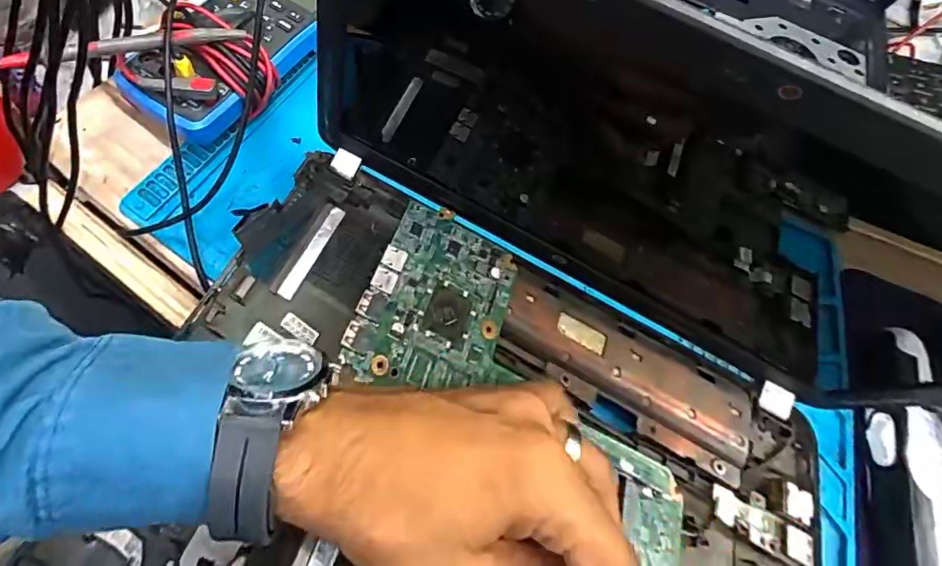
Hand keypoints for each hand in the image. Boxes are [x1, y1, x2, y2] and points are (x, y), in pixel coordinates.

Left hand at [273, 382, 635, 565]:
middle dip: (594, 543)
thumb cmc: (380, 499)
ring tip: (556, 544)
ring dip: (580, 501)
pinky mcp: (495, 397)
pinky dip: (556, 461)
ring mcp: (514, 400)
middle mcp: (535, 420)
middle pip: (600, 493)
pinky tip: (537, 490)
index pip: (606, 543)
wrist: (335, 445)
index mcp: (538, 465)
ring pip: (579, 454)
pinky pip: (551, 424)